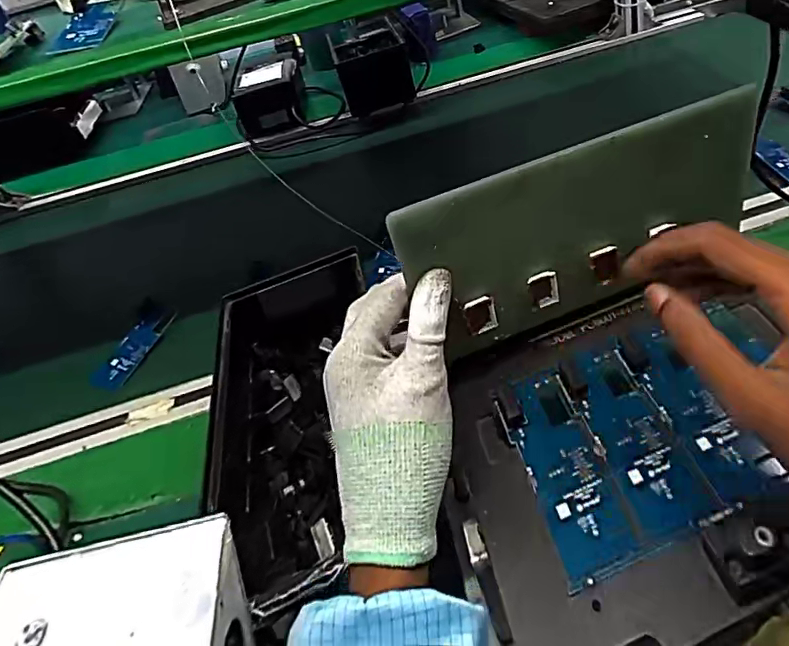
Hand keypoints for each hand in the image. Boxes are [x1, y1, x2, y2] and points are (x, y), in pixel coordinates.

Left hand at [325, 269, 452, 571]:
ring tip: (438, 317)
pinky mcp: (366, 402)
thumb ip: (429, 324)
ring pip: (380, 334)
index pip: (384, 295)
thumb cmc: (400, 456)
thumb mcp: (424, 377)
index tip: (443, 274)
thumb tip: (435, 282)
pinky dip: (406, 345)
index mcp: (351, 353)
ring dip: (407, 321)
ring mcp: (353, 385)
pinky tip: (428, 352)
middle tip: (440, 290)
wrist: (391, 515)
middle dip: (407, 296)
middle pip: (375, 310)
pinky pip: (385, 357)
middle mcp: (345, 365)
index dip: (415, 280)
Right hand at [624, 224, 788, 616]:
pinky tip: (715, 301)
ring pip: (757, 260)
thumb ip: (699, 343)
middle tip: (643, 278)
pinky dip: (740, 284)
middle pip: (736, 245)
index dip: (666, 248)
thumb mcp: (757, 402)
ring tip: (668, 289)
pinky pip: (779, 278)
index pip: (716, 242)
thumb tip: (658, 298)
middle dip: (683, 257)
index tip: (633, 267)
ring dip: (709, 270)